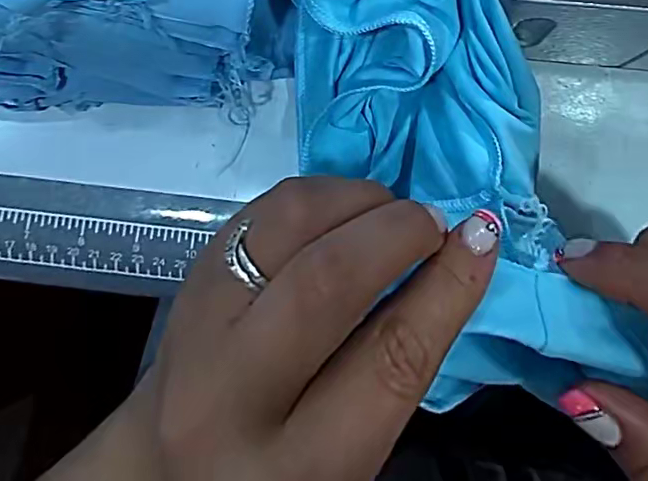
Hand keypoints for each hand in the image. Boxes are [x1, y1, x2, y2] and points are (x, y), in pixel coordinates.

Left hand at [45, 177, 499, 479]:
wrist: (165, 468)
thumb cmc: (283, 466)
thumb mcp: (350, 447)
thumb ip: (397, 359)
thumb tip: (459, 252)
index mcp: (296, 465)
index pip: (388, 360)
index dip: (447, 287)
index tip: (482, 237)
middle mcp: (232, 392)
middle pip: (326, 281)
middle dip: (396, 232)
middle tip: (432, 222)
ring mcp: (199, 321)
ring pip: (286, 223)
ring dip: (355, 199)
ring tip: (387, 213)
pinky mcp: (192, 272)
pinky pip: (264, 207)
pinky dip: (318, 194)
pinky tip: (342, 210)